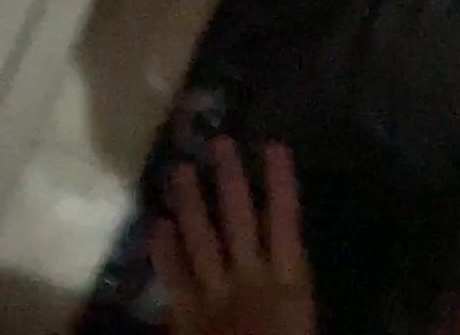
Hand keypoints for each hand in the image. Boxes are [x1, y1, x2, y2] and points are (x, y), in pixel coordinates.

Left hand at [155, 137, 313, 334]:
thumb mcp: (302, 321)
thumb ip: (292, 287)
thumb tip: (291, 255)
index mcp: (288, 283)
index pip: (286, 220)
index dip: (281, 182)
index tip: (274, 145)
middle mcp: (251, 280)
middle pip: (240, 221)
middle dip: (230, 181)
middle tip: (220, 142)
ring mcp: (216, 299)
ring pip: (203, 242)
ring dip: (192, 205)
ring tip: (182, 171)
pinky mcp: (188, 321)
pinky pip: (176, 281)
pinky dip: (166, 253)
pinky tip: (157, 227)